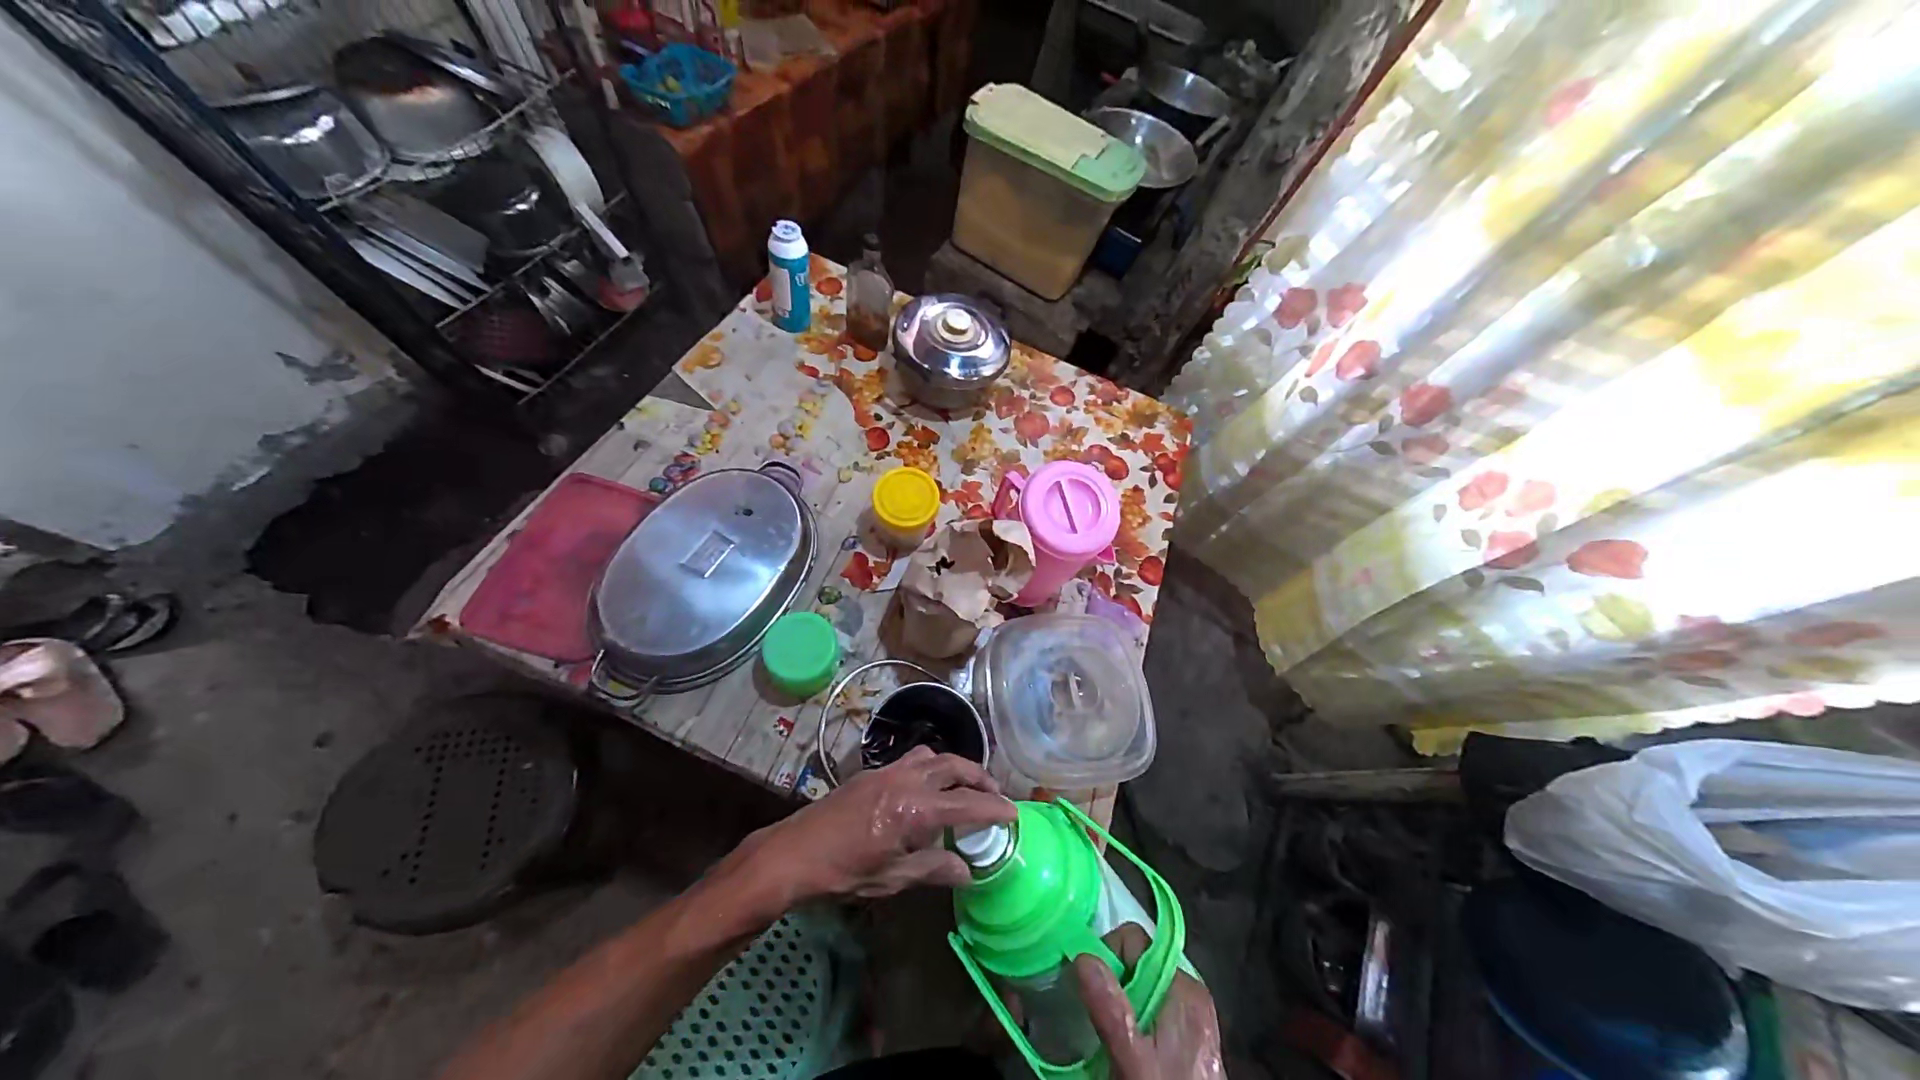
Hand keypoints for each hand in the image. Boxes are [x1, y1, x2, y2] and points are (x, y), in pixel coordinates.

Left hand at [738, 747, 1015, 904]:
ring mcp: (887, 772)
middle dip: (979, 777)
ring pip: (932, 756)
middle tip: (995, 794)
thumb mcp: (893, 879)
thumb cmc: (843, 872)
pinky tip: (928, 789)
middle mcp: (905, 780)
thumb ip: (934, 869)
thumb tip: (968, 871)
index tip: (1014, 813)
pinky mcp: (872, 773)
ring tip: (965, 786)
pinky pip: (912, 760)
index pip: (967, 803)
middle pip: (953, 766)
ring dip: (955, 767)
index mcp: (915, 809)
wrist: (794, 853)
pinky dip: (931, 767)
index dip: (994, 808)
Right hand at [1073, 925, 1224, 1079]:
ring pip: (1142, 984)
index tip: (1087, 989)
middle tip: (1096, 1018)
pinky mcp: (1189, 1036)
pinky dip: (1133, 1018)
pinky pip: (1152, 1006)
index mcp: (1183, 987)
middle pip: (1137, 960)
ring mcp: (1192, 1015)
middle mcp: (1190, 991)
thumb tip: (1082, 955)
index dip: (1105, 956)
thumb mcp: (1131, 1059)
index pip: (1134, 939)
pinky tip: (1127, 1047)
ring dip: (1120, 1003)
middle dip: (1112, 982)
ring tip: (1109, 1035)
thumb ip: (1110, 1009)